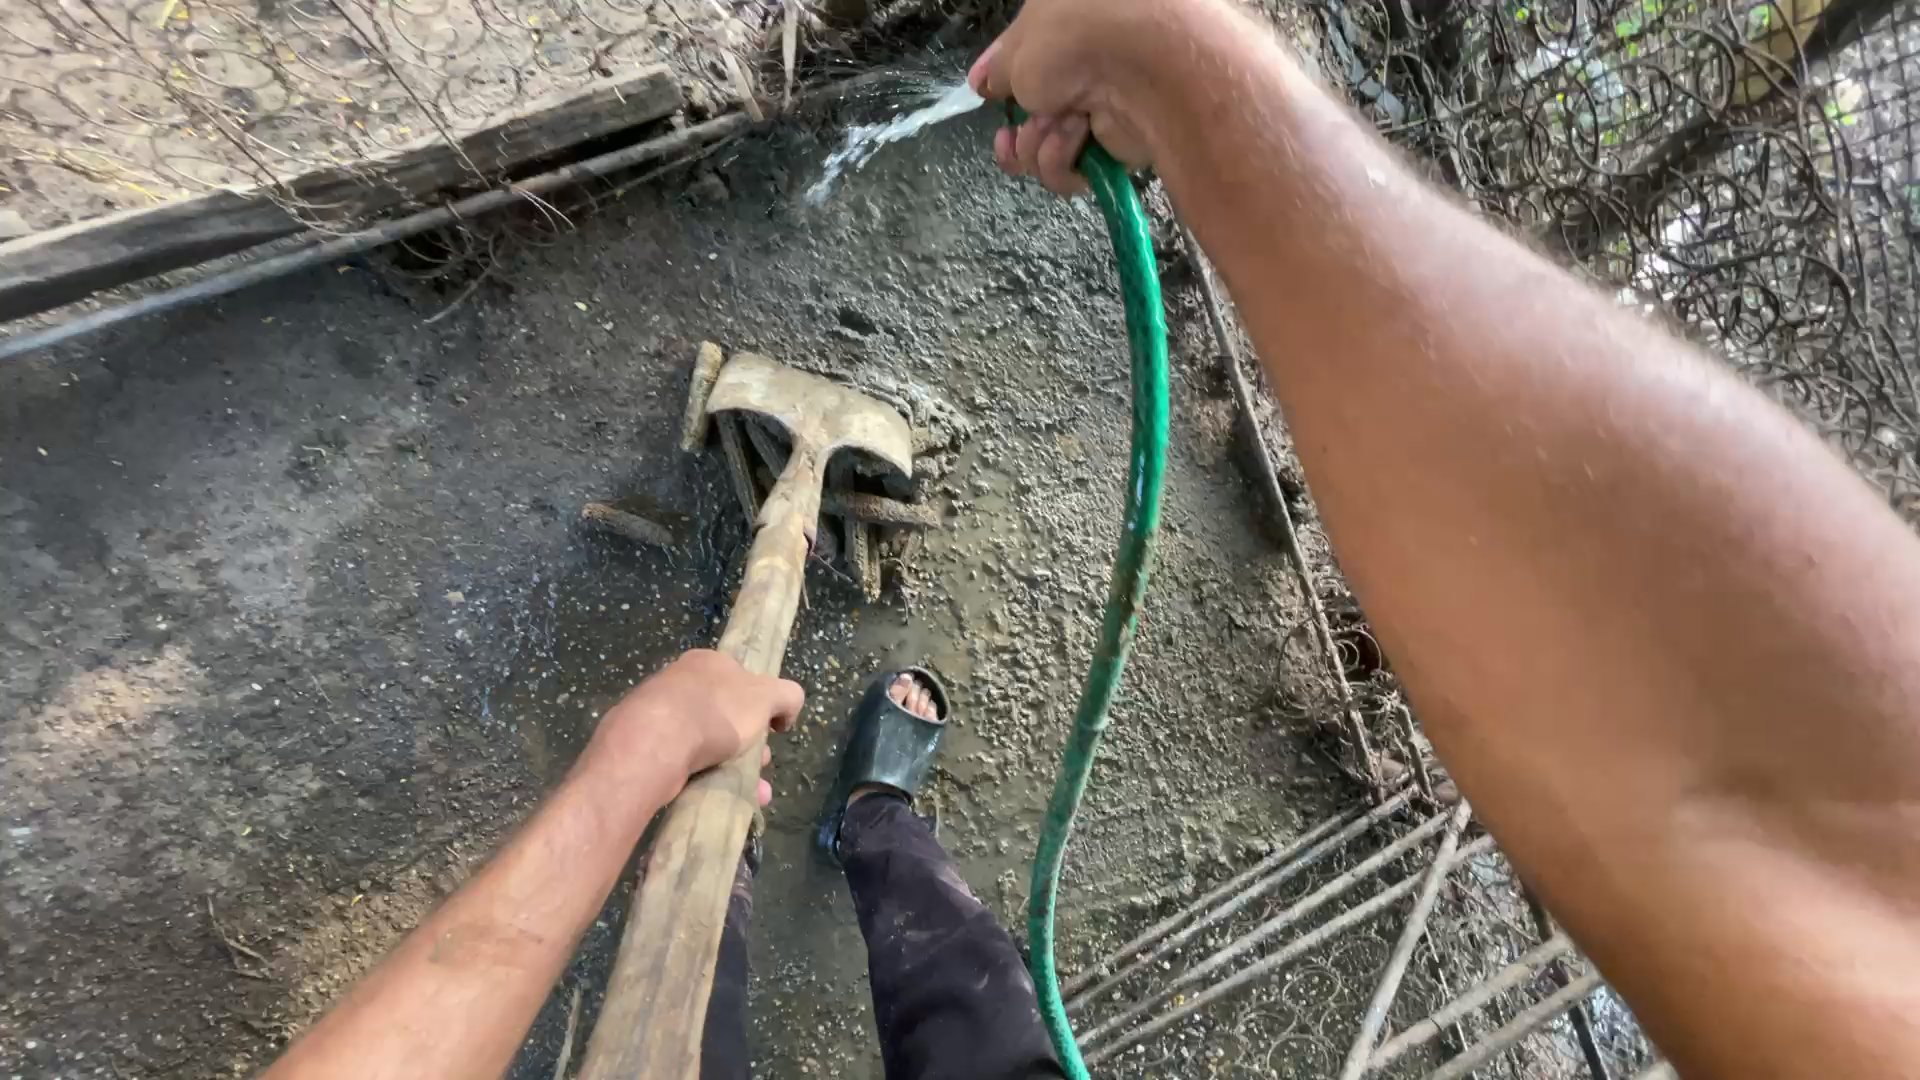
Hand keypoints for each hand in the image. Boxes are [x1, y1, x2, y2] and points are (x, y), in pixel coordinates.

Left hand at [580, 650, 803, 805]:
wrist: (651, 745)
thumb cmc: (716, 713)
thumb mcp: (768, 696)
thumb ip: (788, 696)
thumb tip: (786, 710)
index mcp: (707, 662)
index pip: (742, 680)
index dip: (762, 707)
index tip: (772, 733)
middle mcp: (678, 681)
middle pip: (724, 713)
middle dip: (748, 742)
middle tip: (759, 765)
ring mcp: (654, 714)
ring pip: (703, 741)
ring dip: (729, 765)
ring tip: (748, 792)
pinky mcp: (638, 746)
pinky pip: (680, 761)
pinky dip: (700, 777)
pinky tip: (714, 795)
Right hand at [967, 0, 1243, 194]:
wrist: (1139, 65)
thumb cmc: (1074, 37)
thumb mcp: (1017, 48)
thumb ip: (995, 70)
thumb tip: (981, 81)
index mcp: (1060, 31)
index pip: (1021, 68)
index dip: (1002, 87)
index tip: (986, 97)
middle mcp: (1078, 71)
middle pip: (1027, 120)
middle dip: (1016, 134)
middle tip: (1011, 139)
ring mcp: (1095, 113)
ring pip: (1040, 153)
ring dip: (1037, 144)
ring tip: (1061, 123)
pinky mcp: (1109, 152)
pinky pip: (1064, 173)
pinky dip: (1060, 159)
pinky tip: (1074, 137)